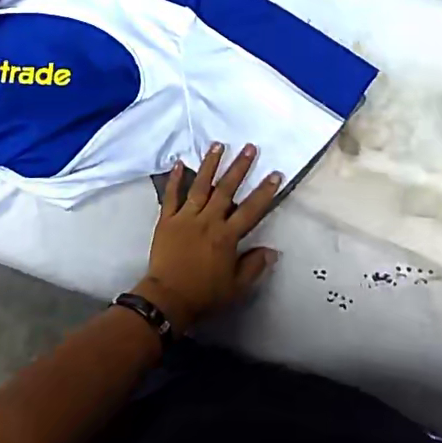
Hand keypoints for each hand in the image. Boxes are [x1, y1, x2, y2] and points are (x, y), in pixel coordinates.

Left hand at [131, 142, 283, 332]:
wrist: (168, 297)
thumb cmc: (205, 294)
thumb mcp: (237, 286)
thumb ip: (254, 265)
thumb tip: (272, 250)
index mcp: (226, 237)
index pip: (250, 210)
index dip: (264, 192)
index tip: (275, 174)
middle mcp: (207, 221)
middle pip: (226, 189)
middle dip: (239, 167)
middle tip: (249, 148)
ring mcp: (185, 217)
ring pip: (200, 185)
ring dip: (210, 164)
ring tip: (218, 145)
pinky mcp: (167, 219)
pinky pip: (171, 195)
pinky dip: (174, 178)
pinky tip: (179, 163)